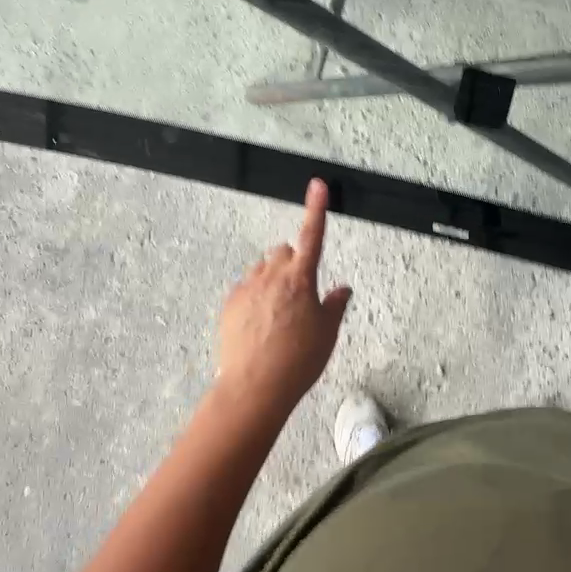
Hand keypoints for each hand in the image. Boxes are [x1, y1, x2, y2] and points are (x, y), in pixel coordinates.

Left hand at [213, 179, 352, 420]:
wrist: (256, 386)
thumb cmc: (299, 360)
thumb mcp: (328, 332)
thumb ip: (334, 305)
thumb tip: (341, 290)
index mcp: (301, 278)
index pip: (312, 234)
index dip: (316, 207)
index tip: (317, 185)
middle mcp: (271, 275)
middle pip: (282, 251)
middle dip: (291, 262)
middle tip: (300, 292)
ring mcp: (247, 288)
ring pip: (262, 269)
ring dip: (271, 279)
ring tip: (278, 314)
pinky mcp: (229, 304)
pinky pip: (245, 288)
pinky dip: (254, 297)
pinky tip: (260, 324)